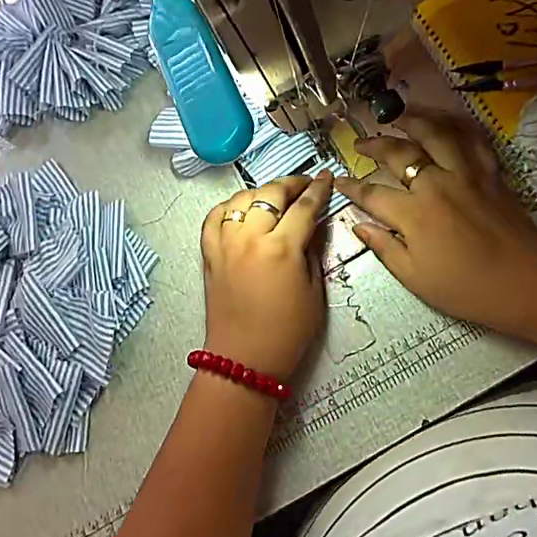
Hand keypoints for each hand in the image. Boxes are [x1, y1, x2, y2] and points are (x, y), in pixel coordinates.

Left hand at [201, 172, 334, 381]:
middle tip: (305, 183)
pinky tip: (242, 209)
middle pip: (271, 193)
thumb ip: (313, 251)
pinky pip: (215, 217)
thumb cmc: (287, 332)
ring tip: (275, 197)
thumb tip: (314, 226)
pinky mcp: (209, 254)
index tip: (326, 176)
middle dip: (291, 183)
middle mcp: (250, 239)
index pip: (304, 206)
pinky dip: (229, 207)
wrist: (244, 359)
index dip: (319, 188)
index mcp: (281, 248)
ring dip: (261, 192)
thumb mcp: (314, 291)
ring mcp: (225, 244)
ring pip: (242, 199)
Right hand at [336, 111, 536, 335]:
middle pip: (400, 153)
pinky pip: (472, 139)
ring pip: (437, 133)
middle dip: (375, 144)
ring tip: (399, 114)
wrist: (525, 280)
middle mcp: (437, 183)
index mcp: (414, 213)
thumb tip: (360, 225)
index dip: (352, 187)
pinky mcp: (490, 172)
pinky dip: (458, 126)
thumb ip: (385, 247)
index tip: (338, 181)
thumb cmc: (466, 287)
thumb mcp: (415, 278)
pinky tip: (447, 122)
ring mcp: (466, 173)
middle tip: (361, 141)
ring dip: (414, 119)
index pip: (373, 193)